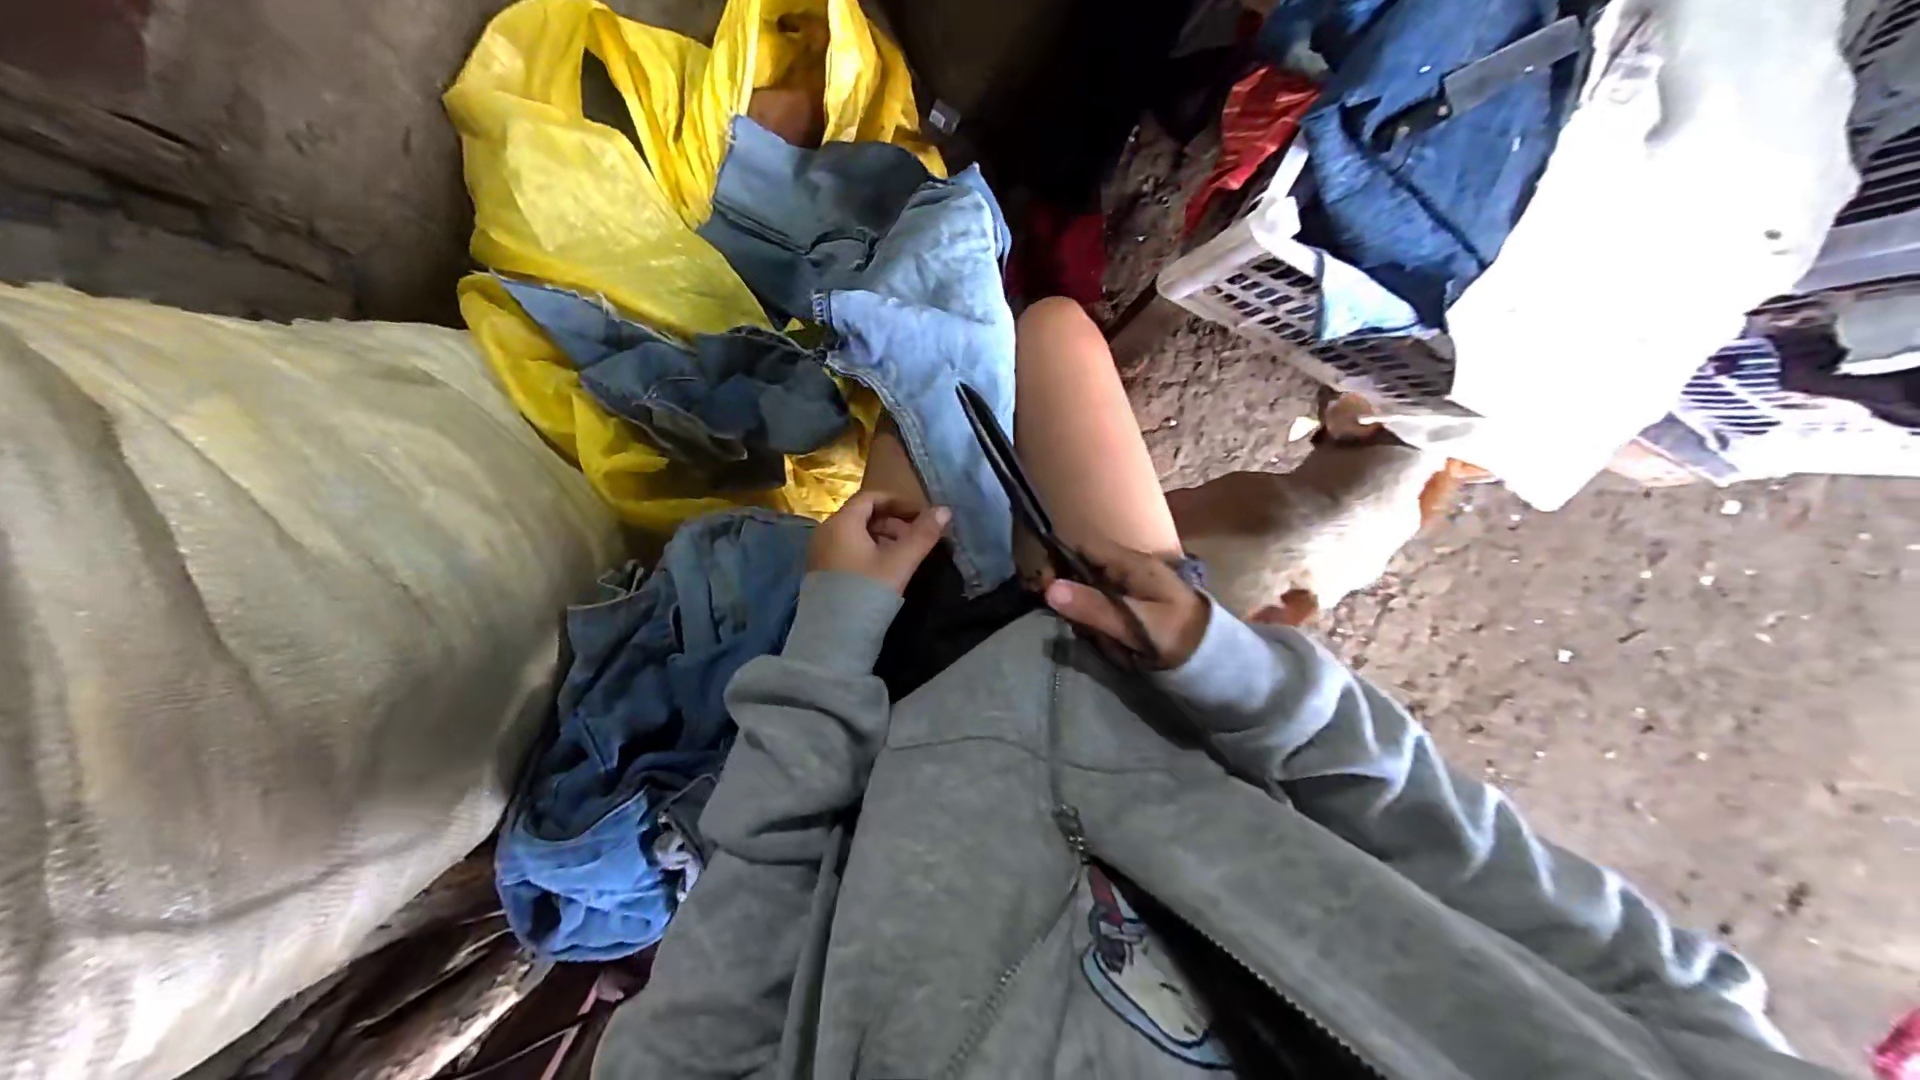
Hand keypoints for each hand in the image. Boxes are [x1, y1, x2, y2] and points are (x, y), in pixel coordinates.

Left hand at [807, 493, 949, 595]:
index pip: (870, 498)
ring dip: (881, 538)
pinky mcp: (820, 570)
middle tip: (914, 538)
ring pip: (854, 534)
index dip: (897, 502)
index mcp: (841, 523)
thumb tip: (944, 510)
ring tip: (902, 555)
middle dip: (891, 522)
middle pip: (861, 515)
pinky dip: (867, 551)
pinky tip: (883, 570)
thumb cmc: (867, 592)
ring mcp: (819, 552)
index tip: (919, 514)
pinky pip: (846, 549)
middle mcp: (825, 532)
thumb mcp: (900, 562)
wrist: (834, 636)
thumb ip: (923, 535)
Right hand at [1041, 538, 1208, 668]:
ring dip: (1091, 618)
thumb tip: (1049, 589)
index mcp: (1132, 564)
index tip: (1048, 590)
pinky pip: (1107, 608)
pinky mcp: (1137, 603)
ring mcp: (1134, 585)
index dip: (1061, 563)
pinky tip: (1115, 643)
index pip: (1083, 548)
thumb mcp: (1134, 624)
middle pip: (1084, 572)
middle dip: (1077, 600)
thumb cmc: (1178, 636)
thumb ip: (1093, 607)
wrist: (1217, 659)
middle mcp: (1131, 568)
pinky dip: (1104, 625)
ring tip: (1107, 641)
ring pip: (1092, 593)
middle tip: (1084, 628)